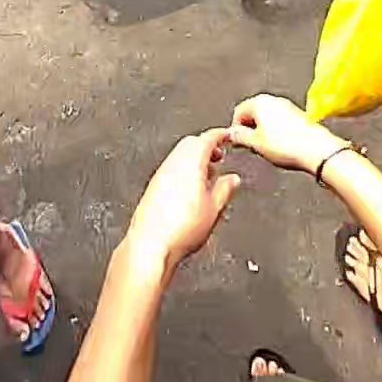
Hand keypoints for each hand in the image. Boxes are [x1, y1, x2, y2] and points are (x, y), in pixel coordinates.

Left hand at [124, 129, 241, 269]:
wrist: (149, 247)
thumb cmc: (180, 229)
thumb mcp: (214, 209)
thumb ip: (225, 189)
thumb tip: (232, 179)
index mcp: (191, 161)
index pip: (208, 138)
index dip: (220, 135)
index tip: (228, 135)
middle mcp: (173, 162)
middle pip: (192, 142)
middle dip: (207, 145)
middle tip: (219, 155)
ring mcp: (160, 174)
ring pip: (179, 155)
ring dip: (194, 158)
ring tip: (207, 174)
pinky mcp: (152, 187)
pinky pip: (170, 168)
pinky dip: (183, 169)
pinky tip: (189, 188)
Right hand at [229, 95, 347, 175]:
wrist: (316, 149)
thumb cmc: (288, 145)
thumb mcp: (256, 144)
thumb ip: (239, 136)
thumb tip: (230, 133)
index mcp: (260, 102)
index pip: (238, 112)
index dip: (235, 129)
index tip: (238, 142)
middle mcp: (273, 100)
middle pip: (253, 112)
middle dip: (249, 128)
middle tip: (251, 146)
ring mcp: (287, 106)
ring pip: (266, 116)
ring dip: (263, 130)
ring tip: (267, 148)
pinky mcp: (297, 114)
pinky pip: (279, 120)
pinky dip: (276, 130)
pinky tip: (280, 145)